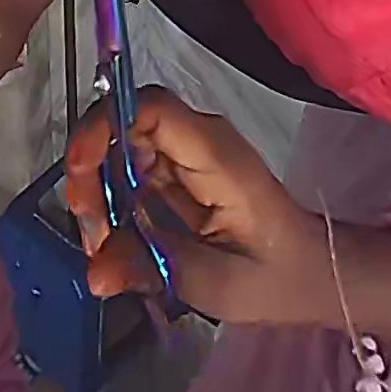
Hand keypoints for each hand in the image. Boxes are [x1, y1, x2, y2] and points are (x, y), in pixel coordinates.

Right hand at [63, 88, 337, 325]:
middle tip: (88, 226)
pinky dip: (111, 196)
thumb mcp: (216, 283)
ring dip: (97, 186)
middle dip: (92, 167)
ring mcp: (185, 151)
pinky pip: (130, 165)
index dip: (106, 124)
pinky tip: (110, 234)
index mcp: (212, 152)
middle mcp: (195, 139)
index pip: (151, 108)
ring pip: (121, 145)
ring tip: (97, 239)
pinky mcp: (176, 167)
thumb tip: (95, 271)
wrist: (310, 270)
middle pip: (125, 123)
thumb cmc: (275, 274)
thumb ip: (153, 269)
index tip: (80, 168)